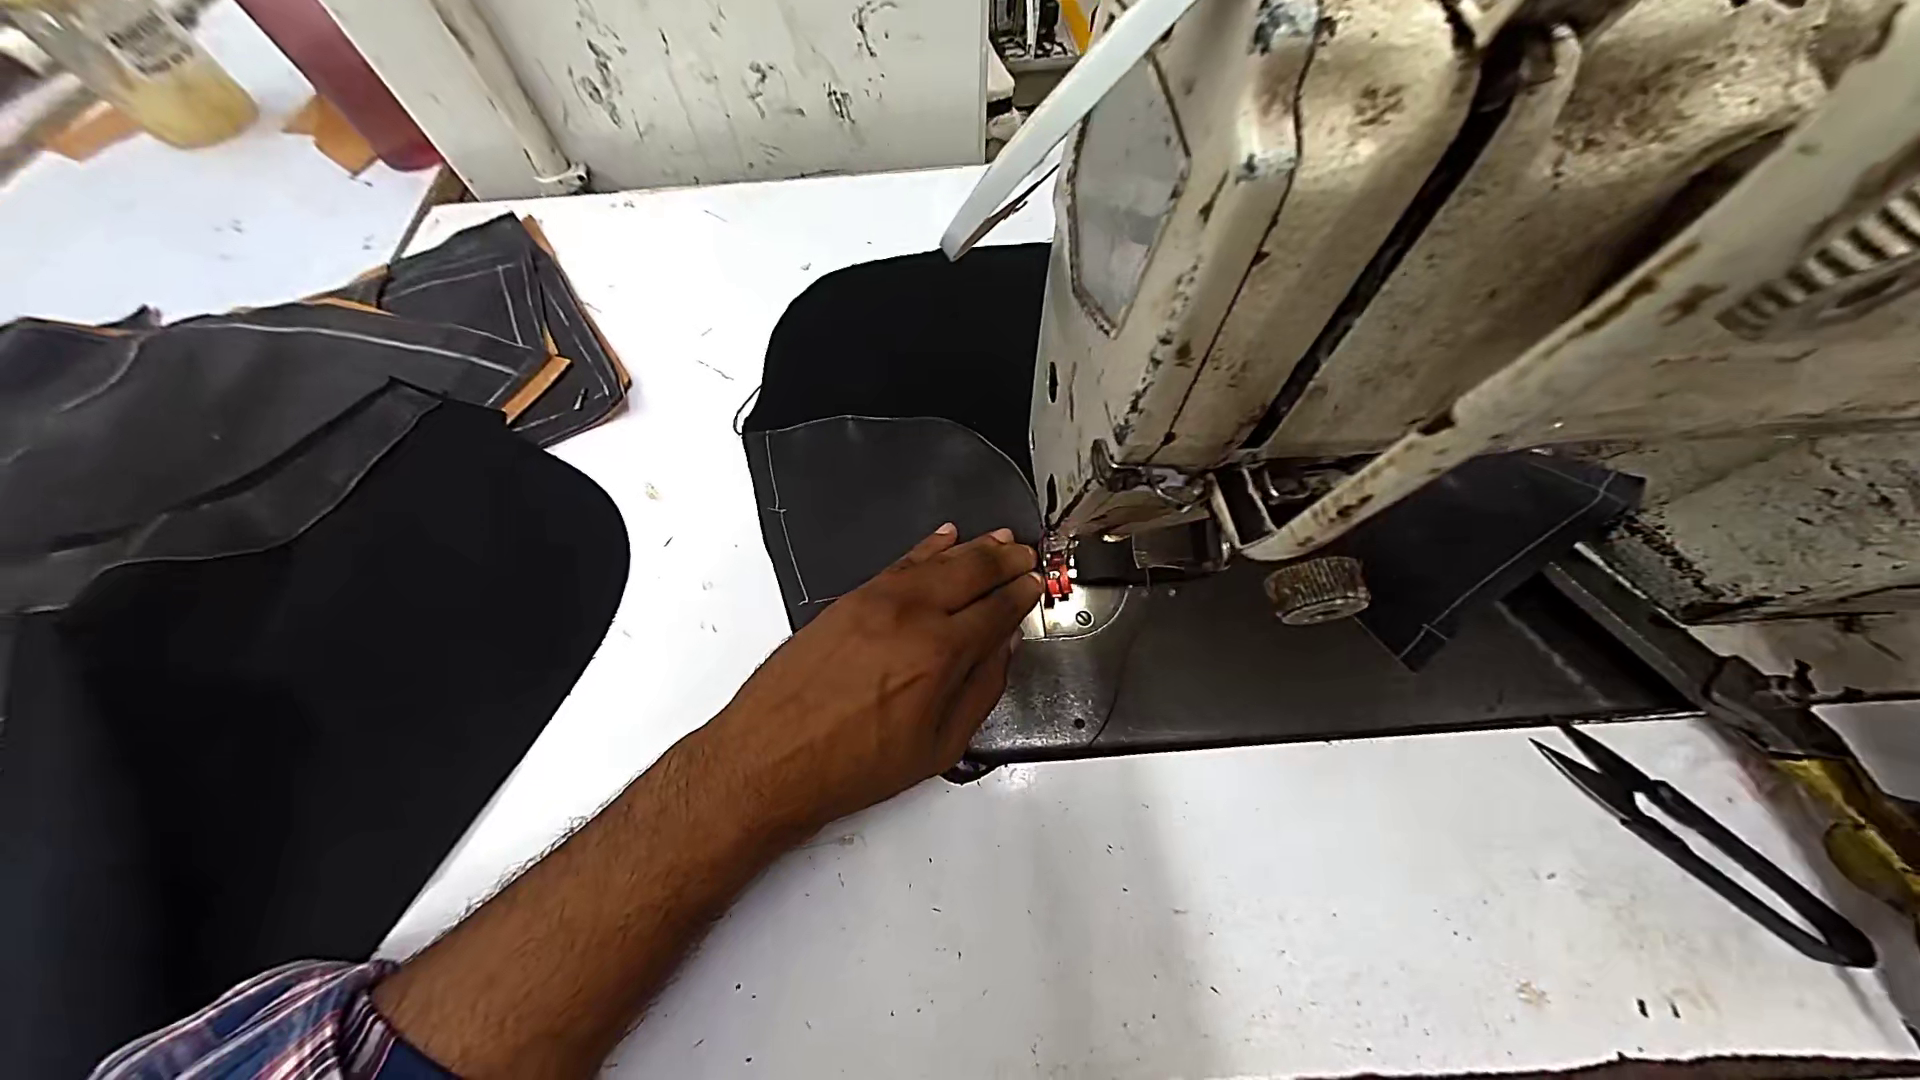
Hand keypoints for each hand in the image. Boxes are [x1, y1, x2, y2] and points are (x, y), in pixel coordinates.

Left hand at [703, 523, 1041, 833]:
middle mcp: (910, 616)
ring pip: (939, 559)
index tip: (1032, 586)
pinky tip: (944, 538)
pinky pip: (900, 561)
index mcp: (939, 654)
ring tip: (998, 539)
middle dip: (1006, 560)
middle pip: (973, 571)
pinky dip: (928, 546)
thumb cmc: (846, 763)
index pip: (997, 609)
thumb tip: (1002, 651)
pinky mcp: (850, 598)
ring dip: (974, 546)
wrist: (770, 757)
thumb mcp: (937, 747)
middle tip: (1024, 555)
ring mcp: (877, 601)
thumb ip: (980, 690)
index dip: (1021, 595)